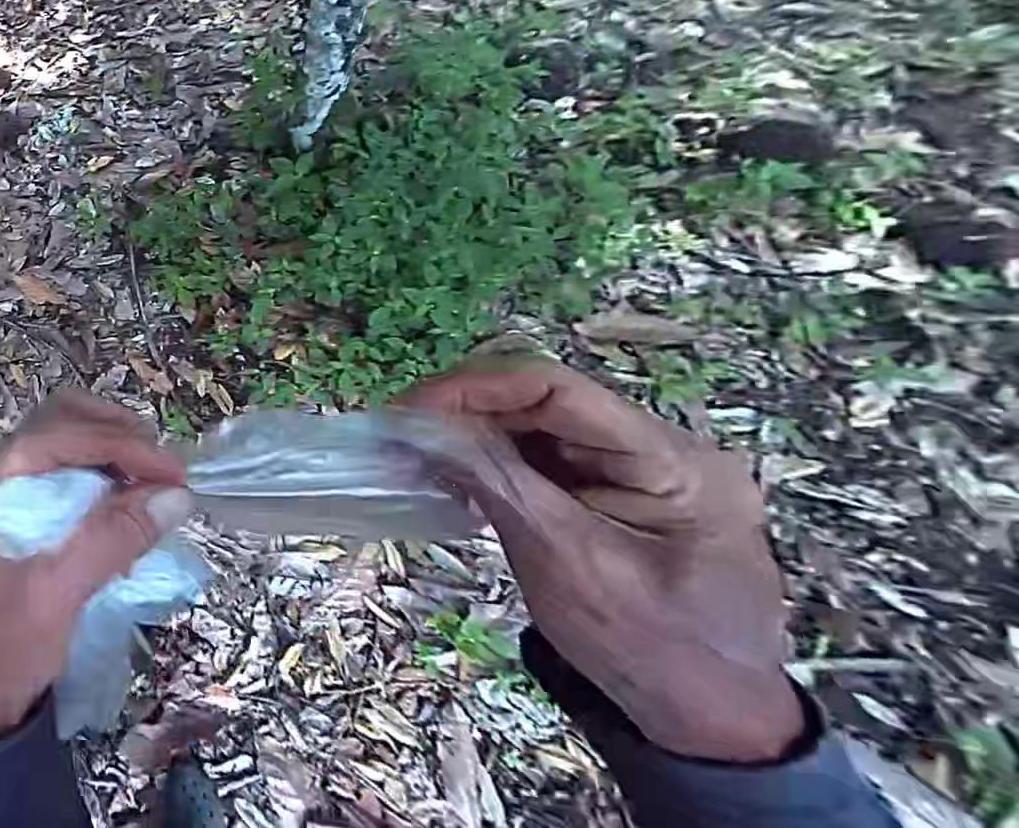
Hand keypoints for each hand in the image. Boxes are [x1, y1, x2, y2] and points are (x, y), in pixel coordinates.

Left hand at [0, 390, 193, 743]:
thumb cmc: (4, 650)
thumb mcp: (56, 597)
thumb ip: (111, 540)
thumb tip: (174, 496)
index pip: (58, 437)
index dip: (120, 445)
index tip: (172, 471)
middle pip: (59, 421)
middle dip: (116, 433)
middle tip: (162, 467)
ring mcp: (6, 488)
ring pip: (65, 437)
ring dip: (112, 445)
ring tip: (151, 476)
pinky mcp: (23, 508)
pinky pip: (68, 467)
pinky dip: (104, 469)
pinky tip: (129, 494)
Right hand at [398, 359, 803, 761]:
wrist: (706, 717)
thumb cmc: (647, 647)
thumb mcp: (565, 560)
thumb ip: (496, 481)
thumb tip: (423, 425)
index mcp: (670, 459)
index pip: (555, 389)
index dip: (474, 387)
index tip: (409, 409)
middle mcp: (654, 444)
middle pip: (537, 398)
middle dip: (461, 410)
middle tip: (398, 434)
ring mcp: (628, 462)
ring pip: (527, 421)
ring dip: (464, 433)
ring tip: (412, 455)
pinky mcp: (602, 481)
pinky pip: (531, 451)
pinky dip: (481, 457)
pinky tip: (447, 474)